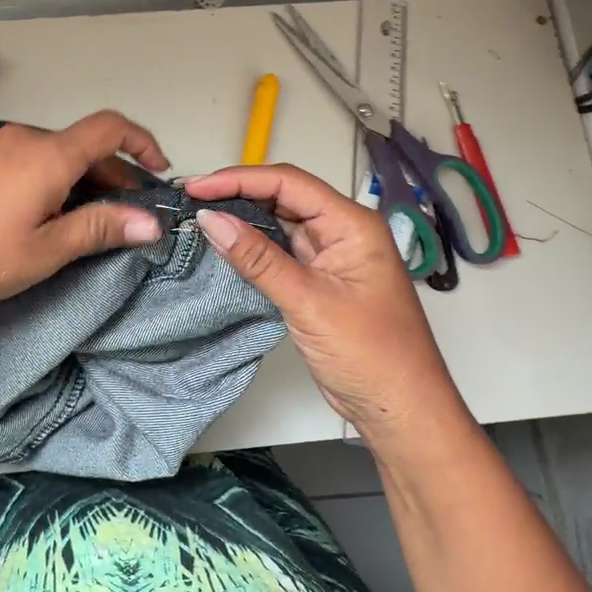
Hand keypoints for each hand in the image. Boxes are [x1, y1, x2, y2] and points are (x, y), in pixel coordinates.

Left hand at [0, 111, 169, 354]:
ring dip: (83, 180)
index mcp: (48, 154)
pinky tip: (48, 215)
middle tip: (130, 217)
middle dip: (114, 175)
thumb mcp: (49, 249)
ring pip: (57, 154)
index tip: (160, 172)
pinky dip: (54, 179)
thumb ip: (102, 228)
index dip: (142, 143)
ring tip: (90, 223)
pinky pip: (31, 159)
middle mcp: (25, 138)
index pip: (110, 128)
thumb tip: (152, 223)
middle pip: (83, 144)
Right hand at [182, 165, 465, 442]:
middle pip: (282, 196)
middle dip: (235, 193)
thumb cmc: (372, 356)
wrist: (402, 412)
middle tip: (189, 198)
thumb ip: (257, 258)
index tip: (196, 188)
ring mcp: (330, 255)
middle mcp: (342, 231)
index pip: (288, 183)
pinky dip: (250, 243)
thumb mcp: (308, 302)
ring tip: (198, 215)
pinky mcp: (317, 278)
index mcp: (352, 225)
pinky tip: (224, 243)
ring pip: (278, 221)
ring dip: (240, 217)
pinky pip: (278, 248)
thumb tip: (210, 219)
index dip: (238, 179)